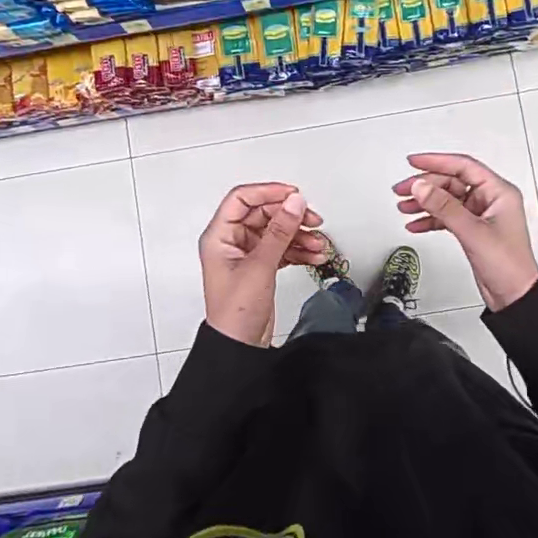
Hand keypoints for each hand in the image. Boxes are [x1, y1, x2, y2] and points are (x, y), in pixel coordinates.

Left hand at [200, 183, 325, 345]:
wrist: (239, 346)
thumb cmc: (234, 313)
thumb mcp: (259, 266)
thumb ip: (279, 231)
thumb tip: (293, 204)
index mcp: (219, 236)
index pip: (242, 199)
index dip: (268, 192)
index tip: (293, 195)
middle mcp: (232, 242)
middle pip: (264, 213)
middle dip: (291, 216)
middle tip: (312, 219)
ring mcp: (248, 254)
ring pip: (277, 231)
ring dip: (300, 234)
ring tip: (317, 243)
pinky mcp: (262, 267)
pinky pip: (283, 248)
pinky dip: (299, 249)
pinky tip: (313, 255)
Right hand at [393, 153, 537, 311]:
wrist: (515, 295)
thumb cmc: (509, 265)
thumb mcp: (473, 232)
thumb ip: (444, 207)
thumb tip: (422, 186)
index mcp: (499, 192)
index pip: (463, 166)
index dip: (437, 161)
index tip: (414, 162)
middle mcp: (491, 200)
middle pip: (452, 181)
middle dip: (426, 184)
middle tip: (403, 189)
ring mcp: (481, 215)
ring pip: (447, 199)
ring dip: (425, 202)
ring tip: (405, 205)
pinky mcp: (473, 229)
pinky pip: (448, 216)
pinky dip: (431, 218)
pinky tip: (416, 223)